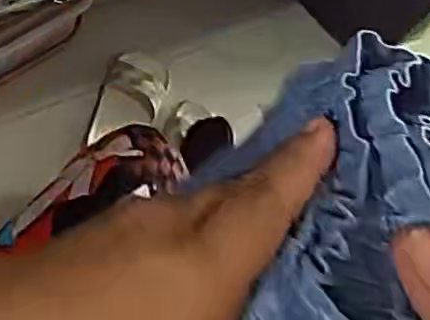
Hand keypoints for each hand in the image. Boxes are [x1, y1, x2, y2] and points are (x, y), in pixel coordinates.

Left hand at [0, 118, 334, 319]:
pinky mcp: (102, 232)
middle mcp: (164, 225)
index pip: (262, 203)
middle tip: (320, 165)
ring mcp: (127, 223)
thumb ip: (233, 294)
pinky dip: (199, 219)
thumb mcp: (190, 313)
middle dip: (276, 177)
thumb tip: (257, 286)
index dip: (301, 166)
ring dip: (235, 199)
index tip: (328, 127)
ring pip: (197, 202)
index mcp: (196, 260)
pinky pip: (167, 216)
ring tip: (275, 205)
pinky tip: (206, 243)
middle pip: (232, 193)